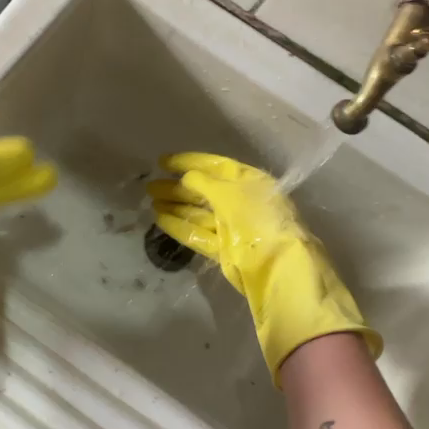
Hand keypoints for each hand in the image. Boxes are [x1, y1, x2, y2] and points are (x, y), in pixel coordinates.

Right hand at [148, 152, 379, 384]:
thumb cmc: (257, 220)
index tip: (163, 161)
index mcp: (250, 181)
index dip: (189, 162)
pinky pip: (199, 233)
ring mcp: (234, 227)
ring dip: (176, 205)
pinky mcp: (225, 250)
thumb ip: (204, 182)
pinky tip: (159, 218)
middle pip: (205, 190)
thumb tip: (185, 177)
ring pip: (200, 212)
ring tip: (151, 200)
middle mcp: (242, 201)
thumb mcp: (230, 193)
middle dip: (178, 186)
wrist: (278, 267)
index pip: (216, 166)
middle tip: (151, 185)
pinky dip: (180, 226)